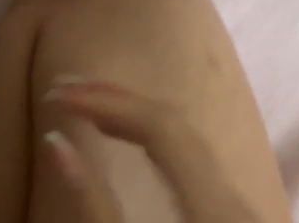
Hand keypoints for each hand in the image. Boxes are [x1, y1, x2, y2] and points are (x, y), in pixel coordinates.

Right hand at [42, 79, 264, 222]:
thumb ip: (94, 203)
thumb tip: (53, 142)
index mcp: (216, 206)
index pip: (156, 125)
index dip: (103, 101)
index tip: (53, 95)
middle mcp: (237, 198)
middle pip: (173, 121)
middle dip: (115, 99)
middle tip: (62, 89)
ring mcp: (246, 210)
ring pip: (187, 137)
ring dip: (133, 114)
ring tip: (87, 105)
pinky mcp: (238, 219)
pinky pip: (193, 158)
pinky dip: (153, 137)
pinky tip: (128, 139)